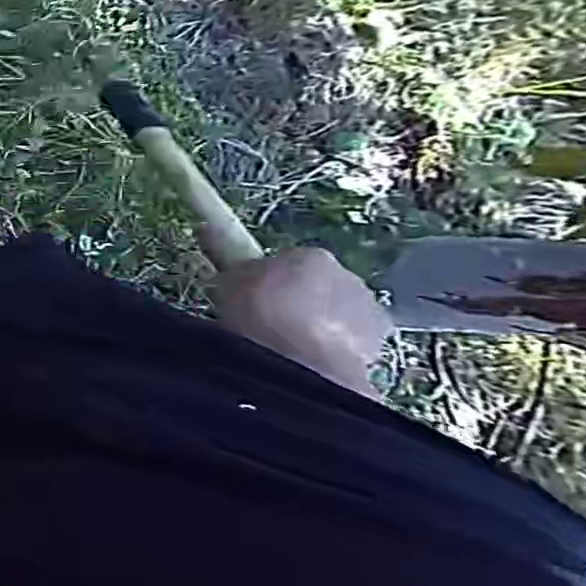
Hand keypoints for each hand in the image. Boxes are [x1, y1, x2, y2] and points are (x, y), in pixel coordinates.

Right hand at [214, 246, 390, 395]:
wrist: (296, 359)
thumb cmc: (256, 311)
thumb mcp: (227, 278)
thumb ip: (225, 254)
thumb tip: (205, 225)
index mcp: (312, 256)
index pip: (290, 261)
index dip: (269, 278)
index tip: (250, 294)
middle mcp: (349, 276)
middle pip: (318, 285)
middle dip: (298, 299)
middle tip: (264, 318)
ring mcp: (370, 311)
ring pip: (336, 312)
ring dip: (317, 324)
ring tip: (284, 343)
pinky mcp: (381, 344)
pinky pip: (348, 340)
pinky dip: (331, 347)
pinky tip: (305, 358)